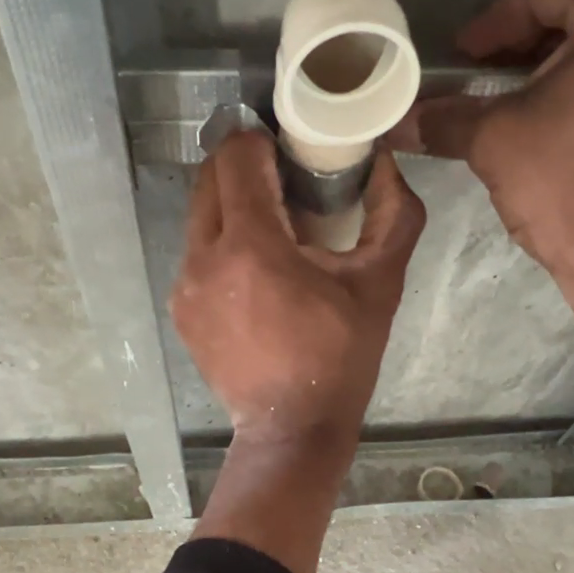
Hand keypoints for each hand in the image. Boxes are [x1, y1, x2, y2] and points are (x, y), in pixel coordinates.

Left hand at [172, 131, 424, 451]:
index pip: (236, 156)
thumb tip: (384, 164)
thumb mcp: (379, 284)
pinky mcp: (181, 312)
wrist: (291, 429)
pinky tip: (254, 277)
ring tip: (272, 235)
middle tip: (283, 186)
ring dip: (232, 209)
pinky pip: (195, 257)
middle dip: (244, 170)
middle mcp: (204, 259)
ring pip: (199, 218)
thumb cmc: (339, 359)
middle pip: (209, 179)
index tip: (290, 154)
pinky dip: (221, 249)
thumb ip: (392, 214)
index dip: (263, 143)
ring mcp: (185, 289)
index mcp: (251, 246)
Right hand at [387, 0, 573, 276]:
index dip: (494, 23)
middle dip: (536, 28)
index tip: (464, 57)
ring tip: (528, 84)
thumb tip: (398, 121)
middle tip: (495, 62)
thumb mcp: (494, 142)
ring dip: (572, 45)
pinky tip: (571, 104)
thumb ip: (446, 117)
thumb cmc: (565, 187)